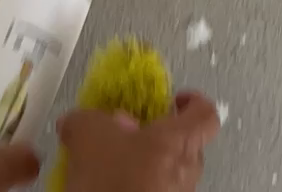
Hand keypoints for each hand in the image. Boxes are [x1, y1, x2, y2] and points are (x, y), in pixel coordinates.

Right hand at [56, 90, 220, 191]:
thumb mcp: (88, 133)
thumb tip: (75, 122)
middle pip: (185, 143)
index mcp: (178, 142)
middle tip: (129, 133)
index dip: (192, 101)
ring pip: (169, 172)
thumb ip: (86, 117)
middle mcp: (185, 173)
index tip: (173, 99)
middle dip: (157, 135)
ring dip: (146, 164)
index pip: (206, 114)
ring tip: (112, 165)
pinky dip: (139, 187)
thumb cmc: (110, 184)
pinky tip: (111, 188)